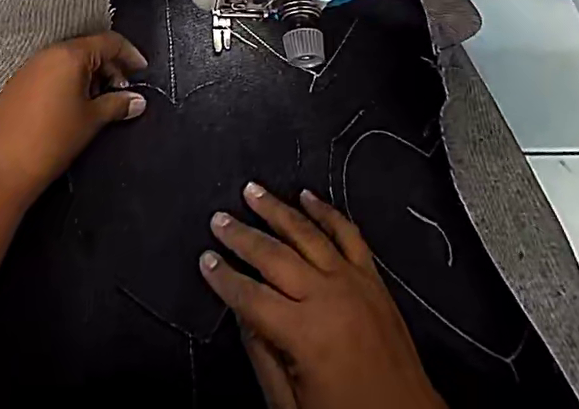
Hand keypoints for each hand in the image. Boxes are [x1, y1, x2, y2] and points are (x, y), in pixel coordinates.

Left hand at [0, 32, 147, 201]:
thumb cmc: (51, 139)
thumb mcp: (91, 120)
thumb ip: (117, 104)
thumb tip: (138, 101)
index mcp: (70, 54)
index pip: (109, 42)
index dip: (130, 54)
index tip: (143, 70)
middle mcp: (50, 53)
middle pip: (89, 49)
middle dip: (111, 67)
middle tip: (124, 91)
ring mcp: (31, 67)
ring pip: (70, 61)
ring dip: (90, 75)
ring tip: (101, 102)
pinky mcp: (18, 84)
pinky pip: (53, 72)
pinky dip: (70, 82)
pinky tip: (75, 106)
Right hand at [201, 185, 445, 408]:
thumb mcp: (293, 408)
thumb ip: (264, 358)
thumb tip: (242, 317)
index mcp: (306, 334)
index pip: (251, 296)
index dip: (224, 277)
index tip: (205, 260)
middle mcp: (329, 298)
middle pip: (274, 255)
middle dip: (241, 235)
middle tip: (219, 219)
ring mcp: (354, 281)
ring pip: (307, 233)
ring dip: (277, 209)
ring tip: (253, 191)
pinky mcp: (373, 277)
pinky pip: (348, 233)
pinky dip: (326, 211)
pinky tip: (307, 196)